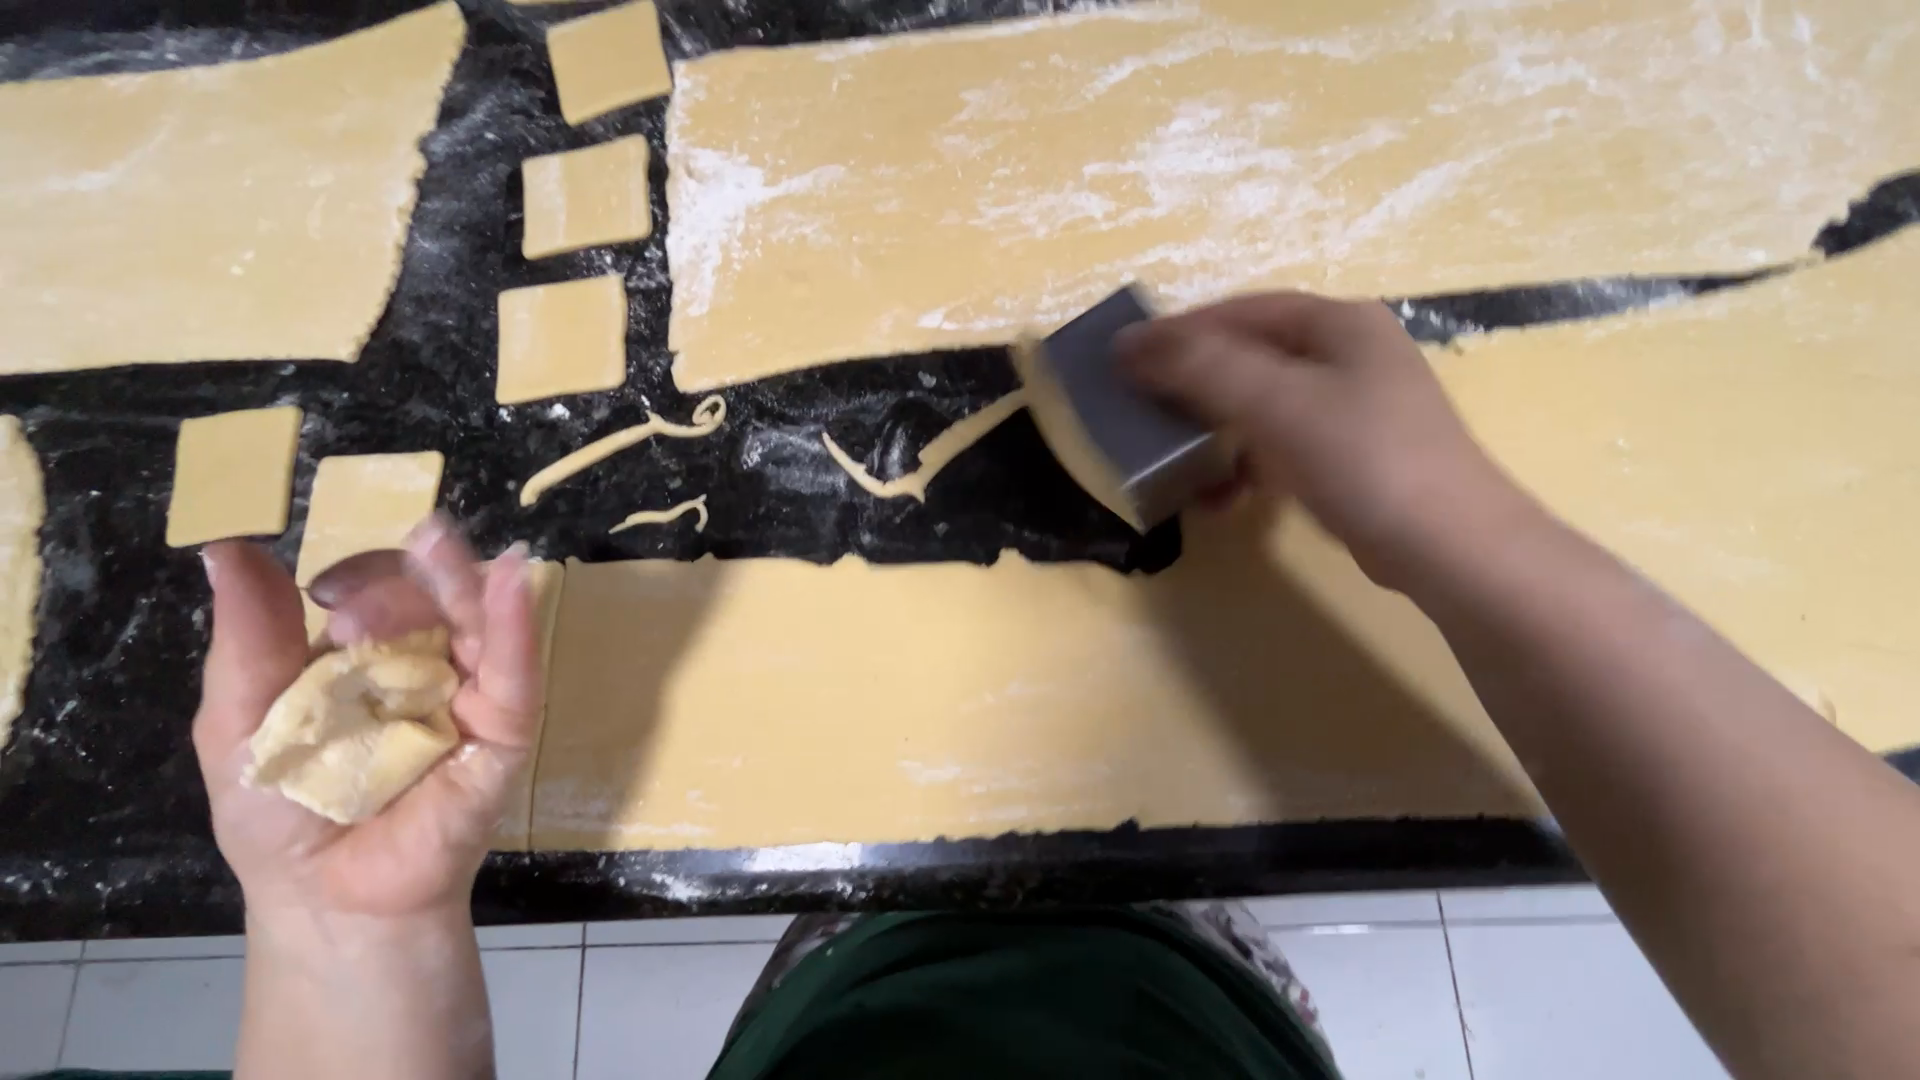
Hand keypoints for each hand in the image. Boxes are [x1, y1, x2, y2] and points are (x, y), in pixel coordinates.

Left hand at [192, 515, 539, 918]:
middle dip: (403, 581)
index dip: (360, 578)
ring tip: (439, 543)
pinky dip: (517, 621)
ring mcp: (474, 691)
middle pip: (435, 596)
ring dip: (462, 577)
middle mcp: (431, 662)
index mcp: (371, 654)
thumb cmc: (282, 812)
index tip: (324, 595)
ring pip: (480, 619)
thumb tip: (229, 548)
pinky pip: (516, 668)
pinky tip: (512, 578)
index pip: (382, 590)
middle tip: (355, 606)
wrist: (331, 895)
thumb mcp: (243, 721)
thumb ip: (250, 640)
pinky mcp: (507, 725)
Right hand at [1118, 292, 1531, 586]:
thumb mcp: (1274, 402)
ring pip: (1260, 406)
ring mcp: (1353, 407)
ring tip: (1173, 457)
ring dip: (1214, 432)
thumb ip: (1198, 366)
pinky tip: (1220, 497)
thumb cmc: (1361, 458)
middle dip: (1192, 386)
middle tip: (1141, 409)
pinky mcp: (1350, 455)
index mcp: (1337, 323)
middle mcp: (1348, 354)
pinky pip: (1279, 447)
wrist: (1446, 545)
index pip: (1238, 313)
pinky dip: (1245, 467)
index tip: (1123, 360)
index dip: (1176, 333)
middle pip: (1248, 357)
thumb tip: (1127, 342)